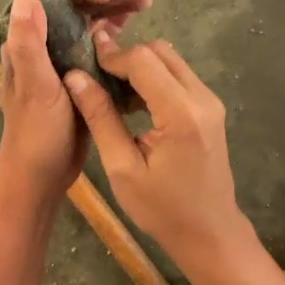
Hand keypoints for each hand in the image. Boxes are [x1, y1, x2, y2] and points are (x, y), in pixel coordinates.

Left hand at [0, 0, 154, 198]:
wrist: (41, 177)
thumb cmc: (36, 133)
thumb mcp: (35, 87)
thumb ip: (28, 43)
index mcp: (32, 42)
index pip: (58, 0)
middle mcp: (47, 45)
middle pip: (82, 8)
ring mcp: (66, 62)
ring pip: (95, 26)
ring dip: (121, 12)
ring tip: (150, 1)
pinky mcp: (83, 80)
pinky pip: (105, 52)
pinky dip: (123, 44)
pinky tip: (145, 45)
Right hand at [62, 30, 254, 259]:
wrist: (209, 232)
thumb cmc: (162, 209)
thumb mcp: (122, 167)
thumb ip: (100, 117)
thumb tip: (75, 77)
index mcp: (181, 113)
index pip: (142, 60)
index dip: (111, 55)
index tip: (82, 61)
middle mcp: (201, 98)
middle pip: (159, 51)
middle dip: (125, 57)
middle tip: (95, 76)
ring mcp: (210, 101)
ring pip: (170, 60)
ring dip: (140, 67)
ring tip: (110, 91)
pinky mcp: (209, 108)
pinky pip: (178, 76)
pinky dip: (154, 78)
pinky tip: (132, 103)